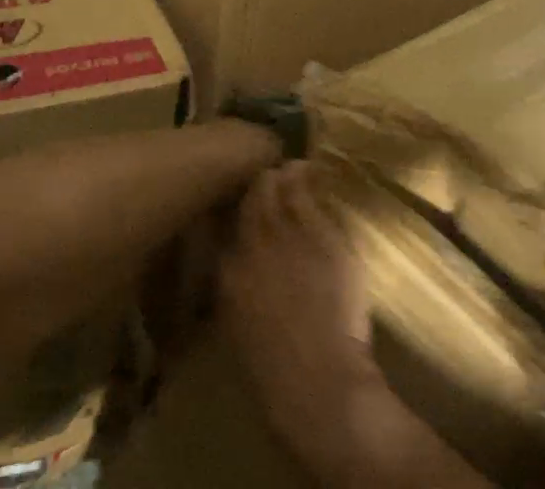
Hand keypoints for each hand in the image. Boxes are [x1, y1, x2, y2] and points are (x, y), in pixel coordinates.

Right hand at [220, 162, 381, 480]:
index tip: (237, 201)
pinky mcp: (323, 237)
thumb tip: (236, 270)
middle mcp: (252, 246)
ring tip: (287, 163)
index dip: (230, 212)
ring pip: (280, 192)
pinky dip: (308, 181)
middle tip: (264, 171)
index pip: (221, 228)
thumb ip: (236, 290)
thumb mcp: (238, 329)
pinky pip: (311, 199)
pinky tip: (309, 169)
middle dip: (256, 184)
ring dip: (282, 175)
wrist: (317, 381)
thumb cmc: (275, 373)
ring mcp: (288, 237)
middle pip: (250, 202)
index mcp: (227, 274)